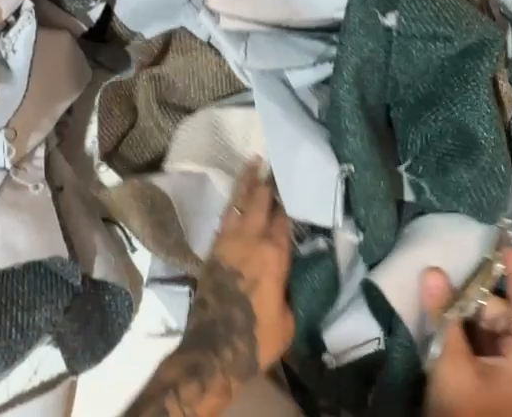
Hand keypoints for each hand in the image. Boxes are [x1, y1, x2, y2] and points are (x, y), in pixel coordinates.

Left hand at [125, 160, 293, 416]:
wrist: (213, 350)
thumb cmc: (257, 339)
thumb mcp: (289, 318)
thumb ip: (292, 287)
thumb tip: (294, 270)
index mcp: (274, 255)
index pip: (285, 217)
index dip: (291, 198)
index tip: (298, 179)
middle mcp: (251, 240)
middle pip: (261, 201)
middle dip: (270, 180)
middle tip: (277, 160)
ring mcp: (228, 242)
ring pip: (239, 202)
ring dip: (248, 181)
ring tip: (255, 161)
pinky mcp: (213, 250)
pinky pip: (226, 217)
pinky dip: (233, 201)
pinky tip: (238, 194)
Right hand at [421, 246, 511, 416]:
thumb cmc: (465, 410)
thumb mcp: (452, 361)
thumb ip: (443, 315)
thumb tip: (433, 269)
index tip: (507, 243)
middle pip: (496, 311)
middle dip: (473, 292)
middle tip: (447, 272)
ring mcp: (494, 366)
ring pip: (479, 323)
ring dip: (460, 307)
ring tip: (437, 285)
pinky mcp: (476, 374)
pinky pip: (468, 337)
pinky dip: (455, 323)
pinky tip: (436, 308)